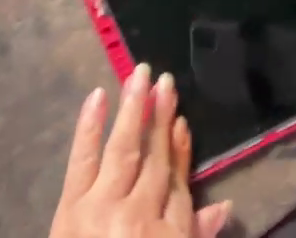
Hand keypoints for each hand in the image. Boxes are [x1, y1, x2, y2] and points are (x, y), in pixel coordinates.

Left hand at [50, 64, 235, 237]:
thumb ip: (196, 237)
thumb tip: (224, 208)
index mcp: (169, 237)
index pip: (178, 185)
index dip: (180, 151)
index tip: (181, 120)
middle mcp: (141, 216)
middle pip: (154, 161)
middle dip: (160, 118)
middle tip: (165, 80)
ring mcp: (104, 207)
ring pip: (124, 149)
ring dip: (134, 109)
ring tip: (139, 74)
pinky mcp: (71, 206)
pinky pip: (83, 158)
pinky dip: (89, 126)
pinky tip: (97, 97)